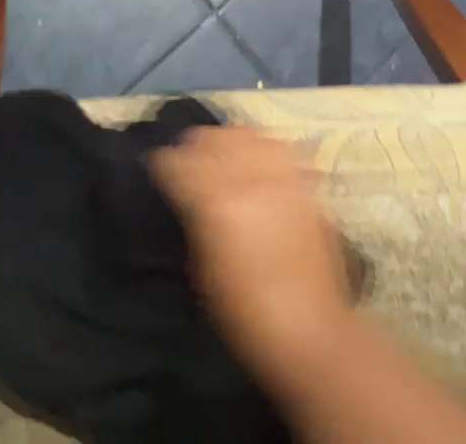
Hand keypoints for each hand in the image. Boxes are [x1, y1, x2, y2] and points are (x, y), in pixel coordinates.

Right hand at [149, 128, 353, 378]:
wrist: (308, 328)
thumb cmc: (243, 313)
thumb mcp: (202, 269)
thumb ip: (194, 220)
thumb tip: (186, 197)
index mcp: (215, 205)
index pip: (179, 162)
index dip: (163, 163)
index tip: (157, 169)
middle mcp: (250, 181)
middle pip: (214, 140)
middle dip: (195, 146)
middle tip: (187, 160)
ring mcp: (283, 179)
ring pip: (249, 136)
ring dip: (231, 141)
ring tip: (223, 153)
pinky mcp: (307, 185)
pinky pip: (282, 149)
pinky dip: (264, 148)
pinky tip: (258, 159)